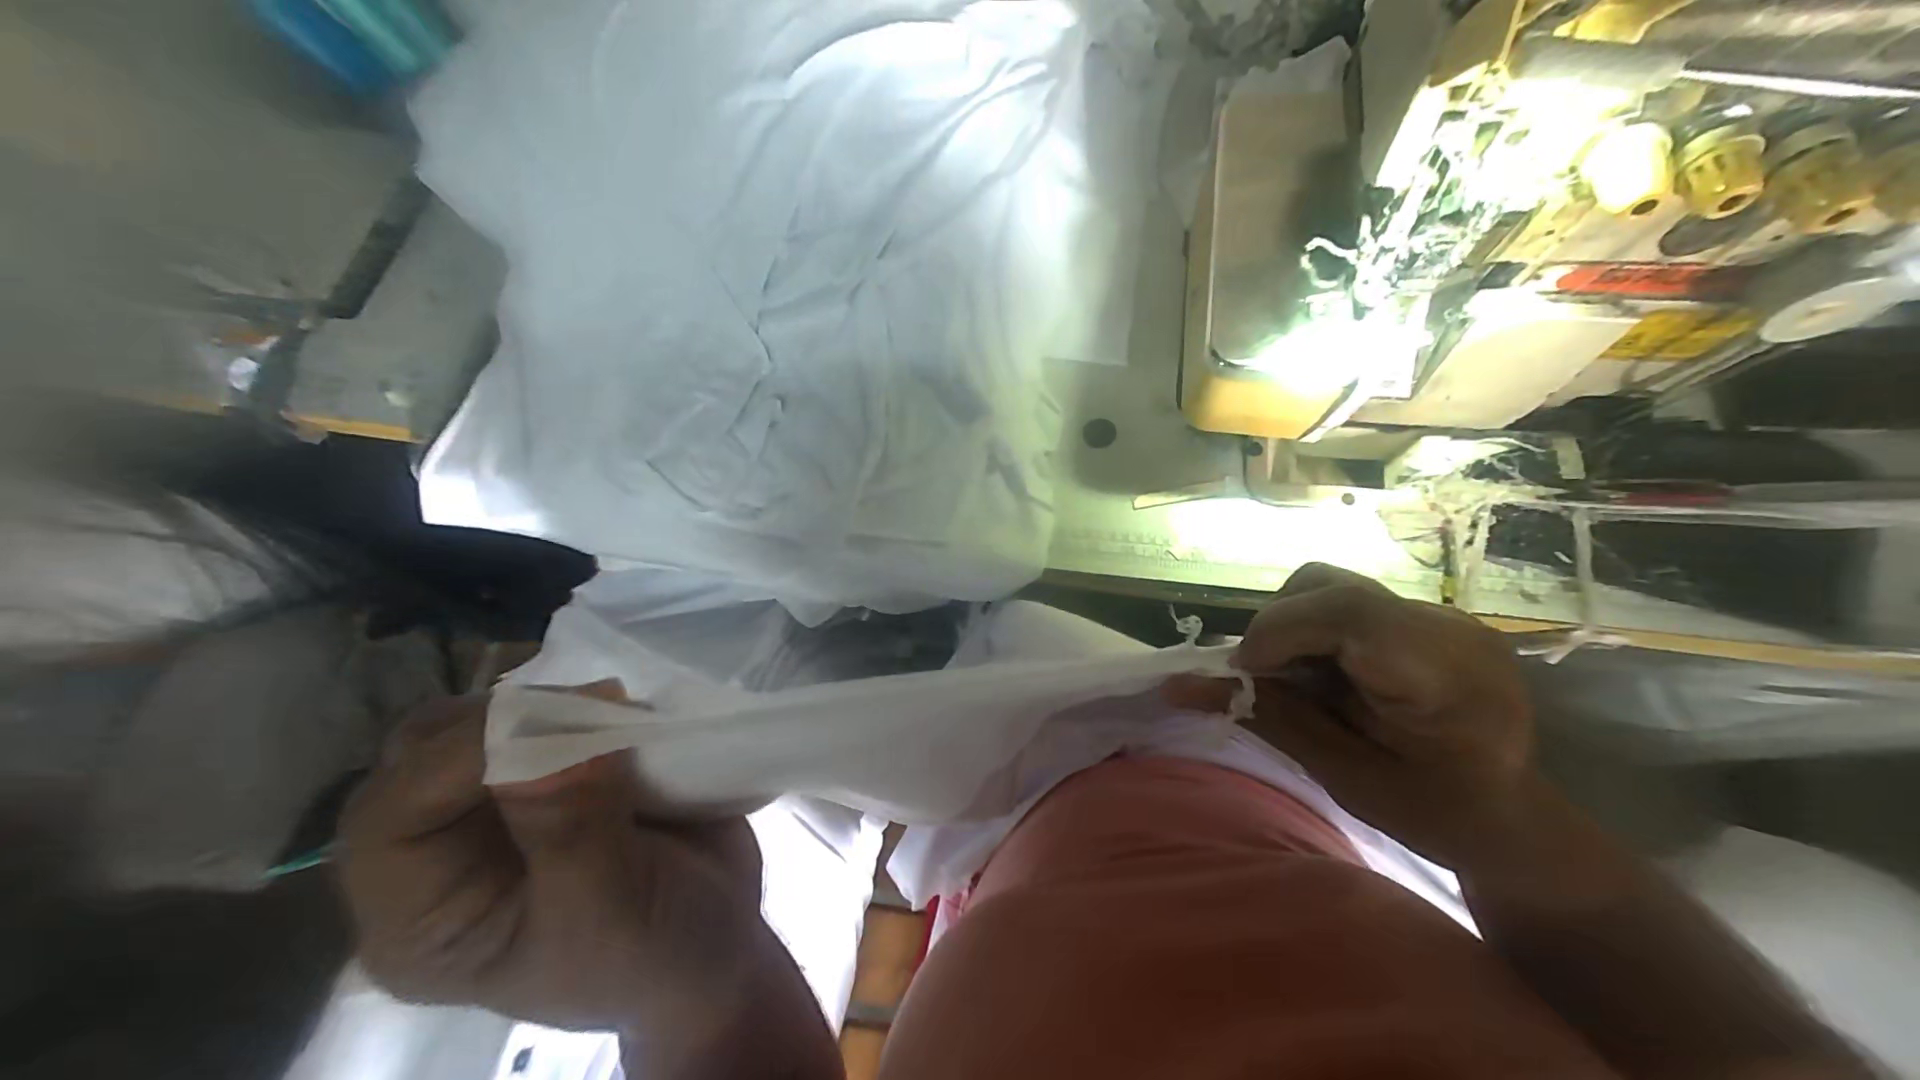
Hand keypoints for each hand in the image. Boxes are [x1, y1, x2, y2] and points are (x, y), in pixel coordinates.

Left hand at [336, 689, 767, 1038]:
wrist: (721, 939)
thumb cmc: (655, 954)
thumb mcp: (608, 913)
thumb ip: (570, 832)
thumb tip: (544, 740)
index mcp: (422, 918)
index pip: (391, 821)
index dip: (458, 760)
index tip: (559, 725)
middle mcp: (443, 855)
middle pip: (421, 757)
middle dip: (500, 723)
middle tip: (591, 706)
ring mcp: (497, 808)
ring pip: (480, 723)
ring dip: (544, 705)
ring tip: (615, 708)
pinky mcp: (551, 775)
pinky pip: (540, 716)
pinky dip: (578, 702)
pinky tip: (621, 710)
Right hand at [1166, 563, 1536, 869]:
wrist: (1513, 815)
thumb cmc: (1435, 813)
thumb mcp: (1344, 776)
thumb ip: (1267, 718)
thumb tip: (1177, 685)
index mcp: (1445, 679)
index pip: (1350, 613)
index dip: (1279, 629)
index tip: (1246, 674)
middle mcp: (1446, 629)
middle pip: (1328, 586)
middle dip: (1274, 628)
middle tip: (1263, 681)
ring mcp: (1438, 614)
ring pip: (1328, 584)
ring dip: (1288, 624)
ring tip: (1294, 678)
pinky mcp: (1422, 615)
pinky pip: (1343, 600)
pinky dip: (1310, 629)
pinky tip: (1322, 674)